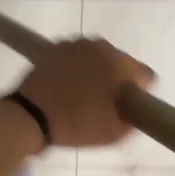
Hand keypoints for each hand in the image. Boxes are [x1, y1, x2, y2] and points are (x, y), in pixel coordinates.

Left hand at [13, 37, 154, 148]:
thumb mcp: (113, 133)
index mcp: (120, 63)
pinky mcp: (54, 47)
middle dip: (117, 79)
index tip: (128, 107)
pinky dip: (76, 66)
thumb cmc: (75, 124)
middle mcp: (100, 46)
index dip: (140, 93)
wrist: (29, 116)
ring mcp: (75, 43)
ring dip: (96, 70)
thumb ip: (133, 119)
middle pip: (121, 63)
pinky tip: (66, 84)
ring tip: (83, 93)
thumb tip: (135, 111)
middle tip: (104, 102)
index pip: (145, 75)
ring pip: (98, 57)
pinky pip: (76, 56)